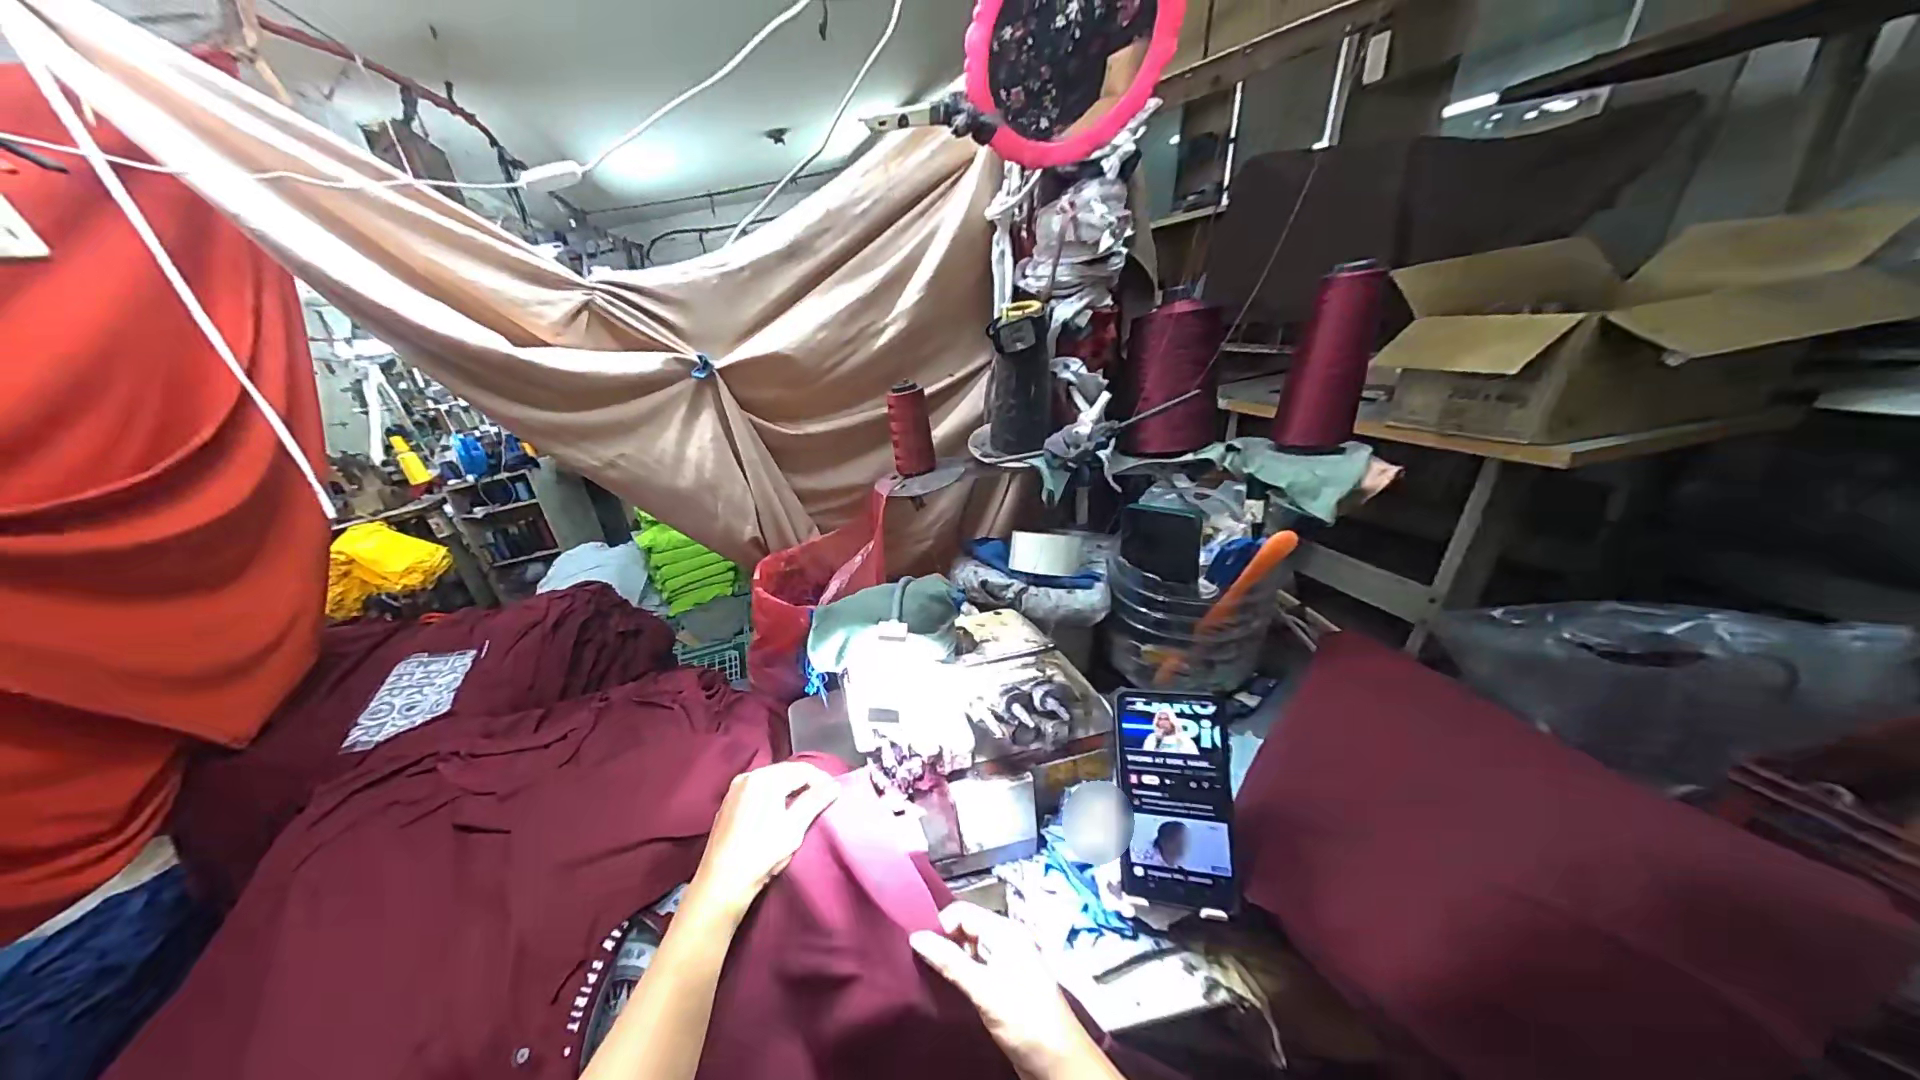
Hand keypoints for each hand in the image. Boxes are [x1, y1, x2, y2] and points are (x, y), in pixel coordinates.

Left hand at [685, 761, 838, 925]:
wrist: (721, 883)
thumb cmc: (761, 854)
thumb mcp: (794, 827)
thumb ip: (815, 801)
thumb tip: (834, 785)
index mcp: (765, 779)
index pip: (802, 769)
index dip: (822, 779)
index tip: (834, 793)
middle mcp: (747, 777)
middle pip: (786, 772)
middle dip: (806, 783)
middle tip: (822, 799)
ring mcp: (735, 790)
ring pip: (771, 781)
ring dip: (790, 789)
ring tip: (804, 806)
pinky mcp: (728, 803)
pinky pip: (757, 791)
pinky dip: (773, 796)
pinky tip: (778, 812)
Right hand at [910, 903, 1115, 1079]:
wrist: (1061, 1066)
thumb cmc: (1026, 1021)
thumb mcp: (985, 991)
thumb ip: (950, 963)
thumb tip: (916, 937)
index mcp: (1006, 932)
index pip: (963, 912)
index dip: (940, 925)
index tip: (919, 948)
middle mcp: (1007, 942)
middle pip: (966, 928)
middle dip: (943, 941)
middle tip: (919, 962)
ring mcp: (1007, 965)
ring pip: (970, 950)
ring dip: (950, 959)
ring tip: (928, 976)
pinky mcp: (1005, 987)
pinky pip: (976, 970)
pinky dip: (960, 975)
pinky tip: (946, 989)